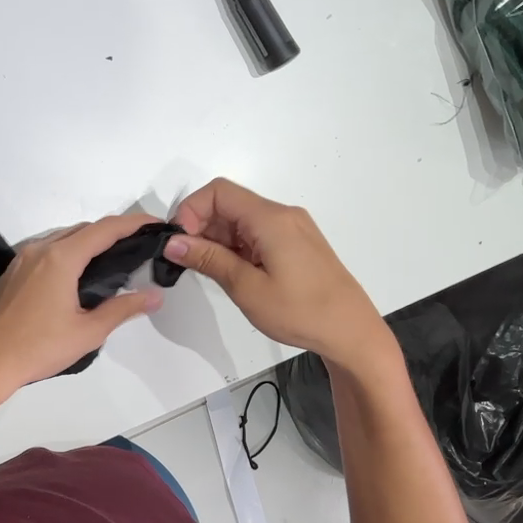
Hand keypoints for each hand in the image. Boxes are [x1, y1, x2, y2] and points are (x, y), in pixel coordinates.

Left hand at [0, 214, 165, 395]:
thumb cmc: (40, 349)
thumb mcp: (89, 332)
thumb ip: (123, 308)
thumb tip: (155, 296)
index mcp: (60, 259)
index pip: (104, 229)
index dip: (134, 223)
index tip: (156, 225)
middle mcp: (38, 250)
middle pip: (82, 230)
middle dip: (112, 232)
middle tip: (137, 247)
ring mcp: (20, 260)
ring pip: (61, 238)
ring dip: (87, 242)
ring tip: (111, 259)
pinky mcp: (10, 273)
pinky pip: (43, 252)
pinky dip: (65, 253)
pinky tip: (76, 274)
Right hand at [165, 178, 391, 371]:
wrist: (349, 330)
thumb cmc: (299, 311)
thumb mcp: (246, 287)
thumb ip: (208, 259)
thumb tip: (172, 242)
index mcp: (271, 219)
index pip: (219, 192)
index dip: (191, 211)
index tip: (181, 244)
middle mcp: (282, 215)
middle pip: (228, 203)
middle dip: (199, 227)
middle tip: (187, 262)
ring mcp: (290, 229)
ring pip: (239, 220)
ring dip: (215, 239)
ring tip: (206, 271)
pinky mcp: (293, 243)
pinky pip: (254, 233)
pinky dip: (233, 246)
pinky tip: (228, 271)